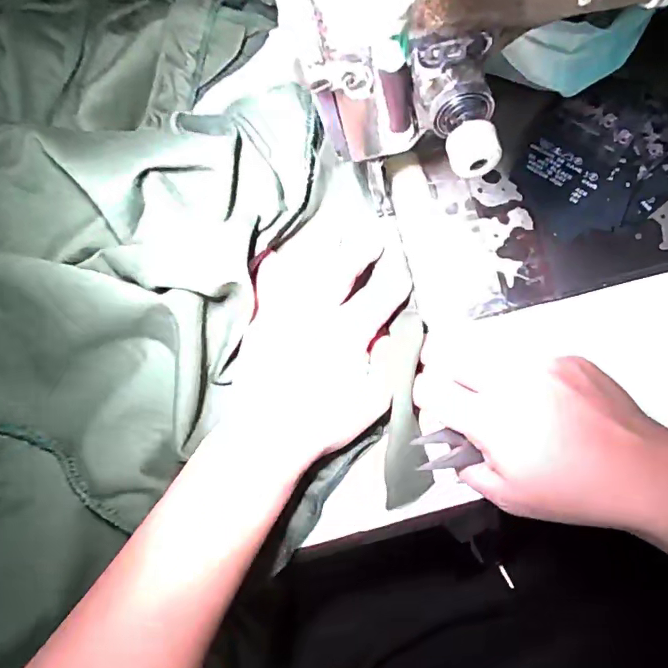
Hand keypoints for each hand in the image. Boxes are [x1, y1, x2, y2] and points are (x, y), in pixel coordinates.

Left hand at [222, 224, 412, 469]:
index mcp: (349, 332)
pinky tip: (279, 256)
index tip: (406, 268)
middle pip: (343, 269)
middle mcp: (317, 313)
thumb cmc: (324, 422)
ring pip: (306, 268)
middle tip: (377, 234)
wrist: (267, 434)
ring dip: (325, 249)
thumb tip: (387, 337)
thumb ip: (386, 364)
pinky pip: (268, 285)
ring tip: (335, 234)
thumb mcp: (373, 401)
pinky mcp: (261, 322)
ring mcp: (285, 313)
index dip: (397, 280)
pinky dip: (275, 268)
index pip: (381, 296)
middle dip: (363, 249)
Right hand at [413, 353, 667, 530]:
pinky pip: (533, 362)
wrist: (639, 469)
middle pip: (452, 353)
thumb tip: (457, 454)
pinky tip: (553, 408)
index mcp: (492, 419)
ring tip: (518, 411)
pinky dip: (532, 381)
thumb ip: (471, 471)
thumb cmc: (577, 490)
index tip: (433, 407)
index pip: (431, 389)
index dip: (424, 399)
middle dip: (445, 372)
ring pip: (494, 357)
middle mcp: (513, 382)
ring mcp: (543, 364)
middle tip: (457, 395)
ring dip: (491, 378)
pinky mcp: (569, 359)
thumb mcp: (511, 497)